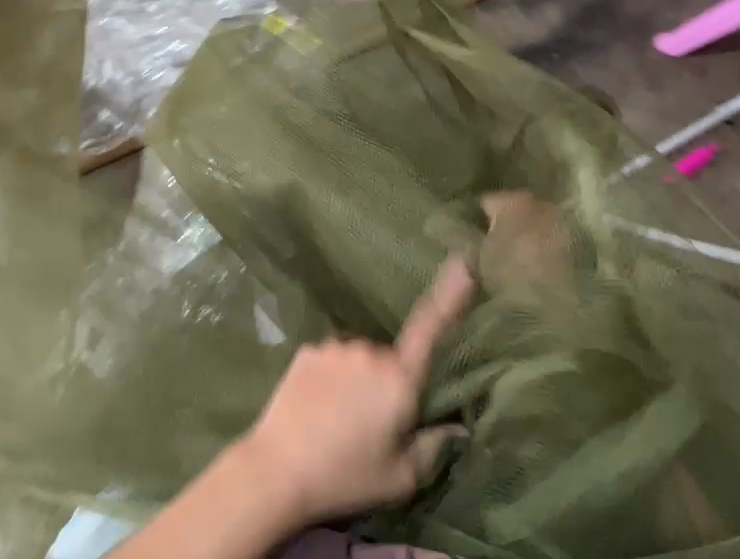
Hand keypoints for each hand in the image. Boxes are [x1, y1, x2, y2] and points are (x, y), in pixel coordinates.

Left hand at [235, 257, 474, 526]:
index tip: (462, 262)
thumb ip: (434, 447)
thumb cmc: (346, 476)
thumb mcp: (401, 477)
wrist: (277, 470)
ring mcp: (334, 347)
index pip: (431, 328)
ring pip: (360, 358)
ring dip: (359, 378)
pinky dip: (332, 377)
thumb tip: (458, 427)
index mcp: (400, 377)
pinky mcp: (306, 351)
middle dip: (390, 380)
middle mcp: (369, 350)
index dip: (450, 295)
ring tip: (341, 420)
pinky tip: (319, 408)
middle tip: (375, 424)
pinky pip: (332, 360)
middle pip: (391, 358)